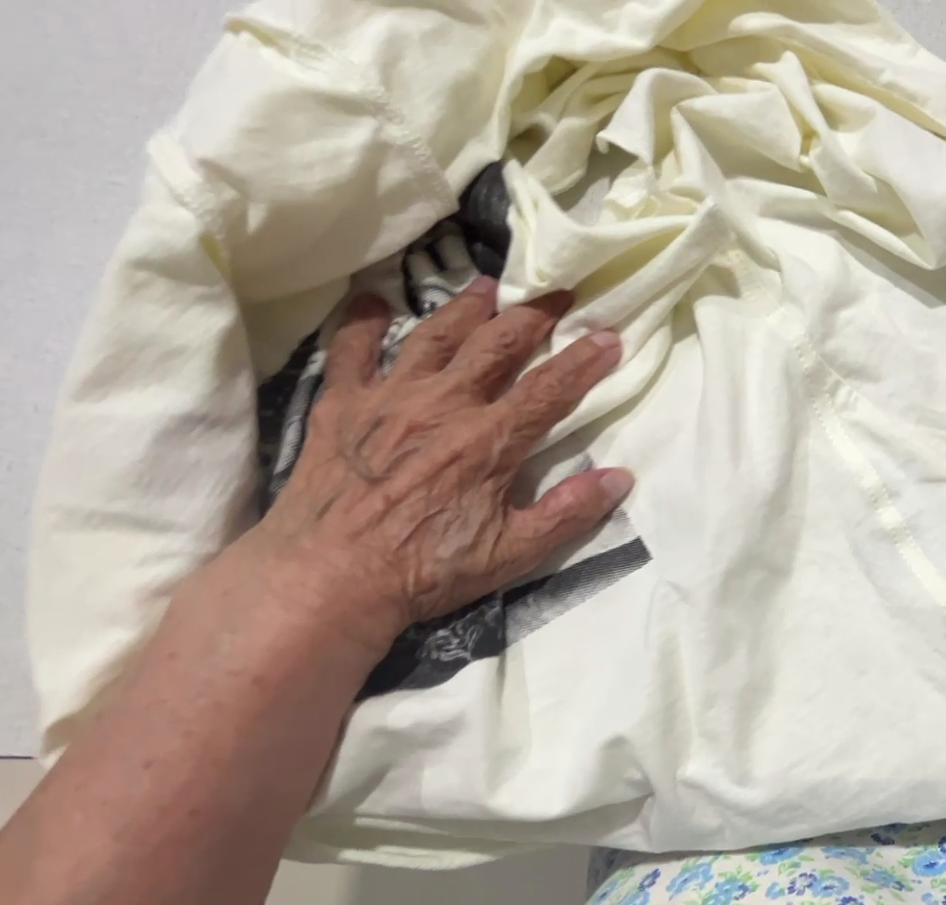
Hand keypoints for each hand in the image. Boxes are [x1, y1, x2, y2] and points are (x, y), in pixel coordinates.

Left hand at [242, 279, 630, 647]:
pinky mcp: (341, 404)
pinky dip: (361, 321)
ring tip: (488, 285)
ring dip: (466, 307)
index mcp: (488, 442)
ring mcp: (387, 398)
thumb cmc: (425, 569)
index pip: (549, 389)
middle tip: (556, 293)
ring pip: (434, 335)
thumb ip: (568, 513)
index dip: (583, 360)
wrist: (325, 578)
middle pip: (496, 345)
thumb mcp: (512, 554)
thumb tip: (620, 478)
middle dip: (532, 315)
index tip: (608, 335)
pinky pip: (350, 349)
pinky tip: (373, 300)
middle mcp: (442, 405)